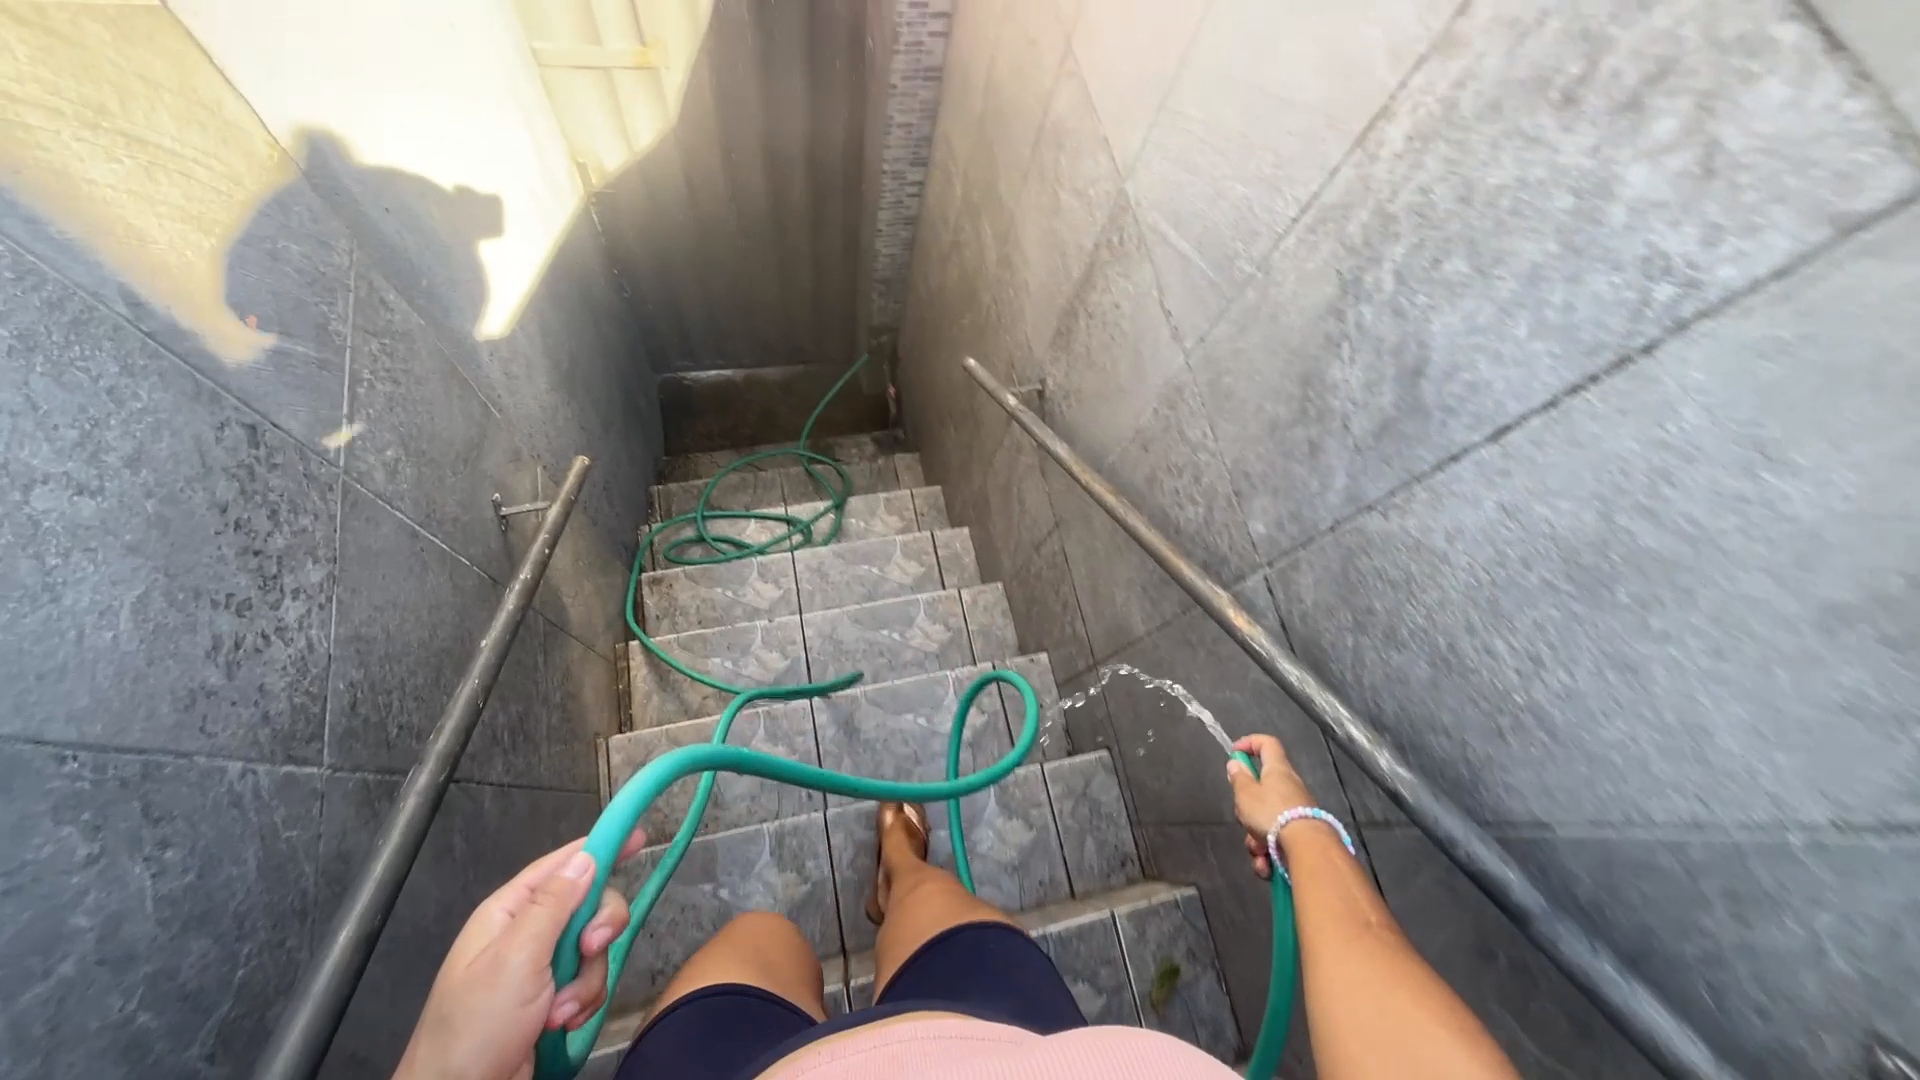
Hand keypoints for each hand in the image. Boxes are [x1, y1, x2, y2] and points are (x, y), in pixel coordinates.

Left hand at [393, 826, 646, 1079]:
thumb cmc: (477, 1026)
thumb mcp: (516, 959)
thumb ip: (554, 905)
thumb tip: (587, 856)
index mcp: (510, 912)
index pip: (563, 865)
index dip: (601, 848)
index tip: (641, 837)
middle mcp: (528, 933)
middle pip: (589, 905)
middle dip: (598, 930)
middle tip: (590, 948)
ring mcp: (541, 967)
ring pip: (595, 948)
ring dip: (587, 979)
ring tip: (559, 1012)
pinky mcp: (553, 998)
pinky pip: (591, 981)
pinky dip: (585, 1002)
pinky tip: (562, 1024)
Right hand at [1226, 734, 1314, 880]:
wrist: (1309, 849)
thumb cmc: (1272, 813)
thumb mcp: (1245, 793)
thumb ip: (1239, 778)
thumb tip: (1236, 763)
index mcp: (1277, 770)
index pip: (1267, 743)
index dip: (1250, 743)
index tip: (1234, 754)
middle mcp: (1289, 787)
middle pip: (1261, 790)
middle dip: (1247, 809)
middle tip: (1243, 817)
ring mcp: (1297, 812)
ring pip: (1266, 819)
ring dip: (1255, 838)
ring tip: (1258, 852)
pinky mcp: (1301, 835)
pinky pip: (1276, 840)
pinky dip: (1268, 854)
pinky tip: (1267, 865)